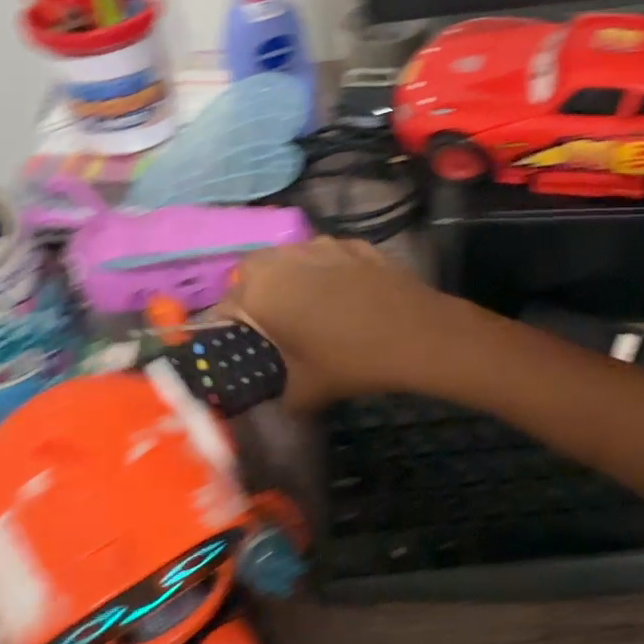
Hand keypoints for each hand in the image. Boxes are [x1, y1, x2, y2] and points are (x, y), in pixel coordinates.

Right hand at [223, 237, 468, 414]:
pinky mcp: (355, 244)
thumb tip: (279, 400)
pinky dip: (327, 270)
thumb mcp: (306, 390)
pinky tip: (345, 295)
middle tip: (271, 324)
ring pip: (291, 257)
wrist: (418, 333)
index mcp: (260, 291)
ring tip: (309, 307)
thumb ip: (281, 393)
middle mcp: (284, 259)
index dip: (229, 329)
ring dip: (291, 276)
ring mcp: (323, 245)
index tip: (242, 347)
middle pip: (252, 271)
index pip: (225, 307)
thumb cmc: (351, 360)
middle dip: (254, 293)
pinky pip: (328, 255)